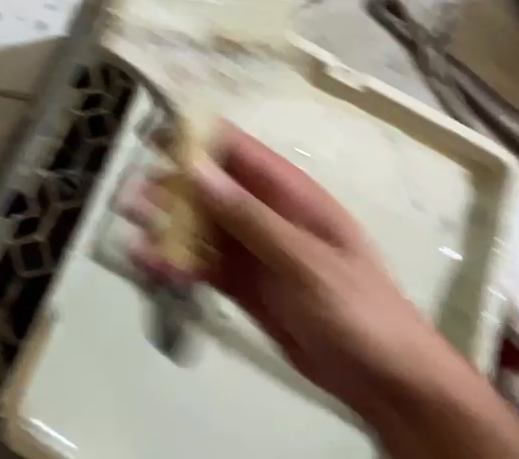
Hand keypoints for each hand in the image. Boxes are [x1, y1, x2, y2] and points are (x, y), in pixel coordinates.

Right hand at [121, 122, 465, 411]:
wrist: (389, 386)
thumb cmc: (359, 310)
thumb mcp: (305, 261)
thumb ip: (249, 217)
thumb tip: (196, 168)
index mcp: (291, 197)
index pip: (238, 152)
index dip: (197, 137)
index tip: (153, 133)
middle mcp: (267, 216)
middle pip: (210, 189)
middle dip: (170, 188)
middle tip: (130, 195)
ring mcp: (254, 252)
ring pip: (200, 227)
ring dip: (166, 226)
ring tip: (130, 229)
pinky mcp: (244, 286)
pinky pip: (202, 265)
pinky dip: (175, 262)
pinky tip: (148, 265)